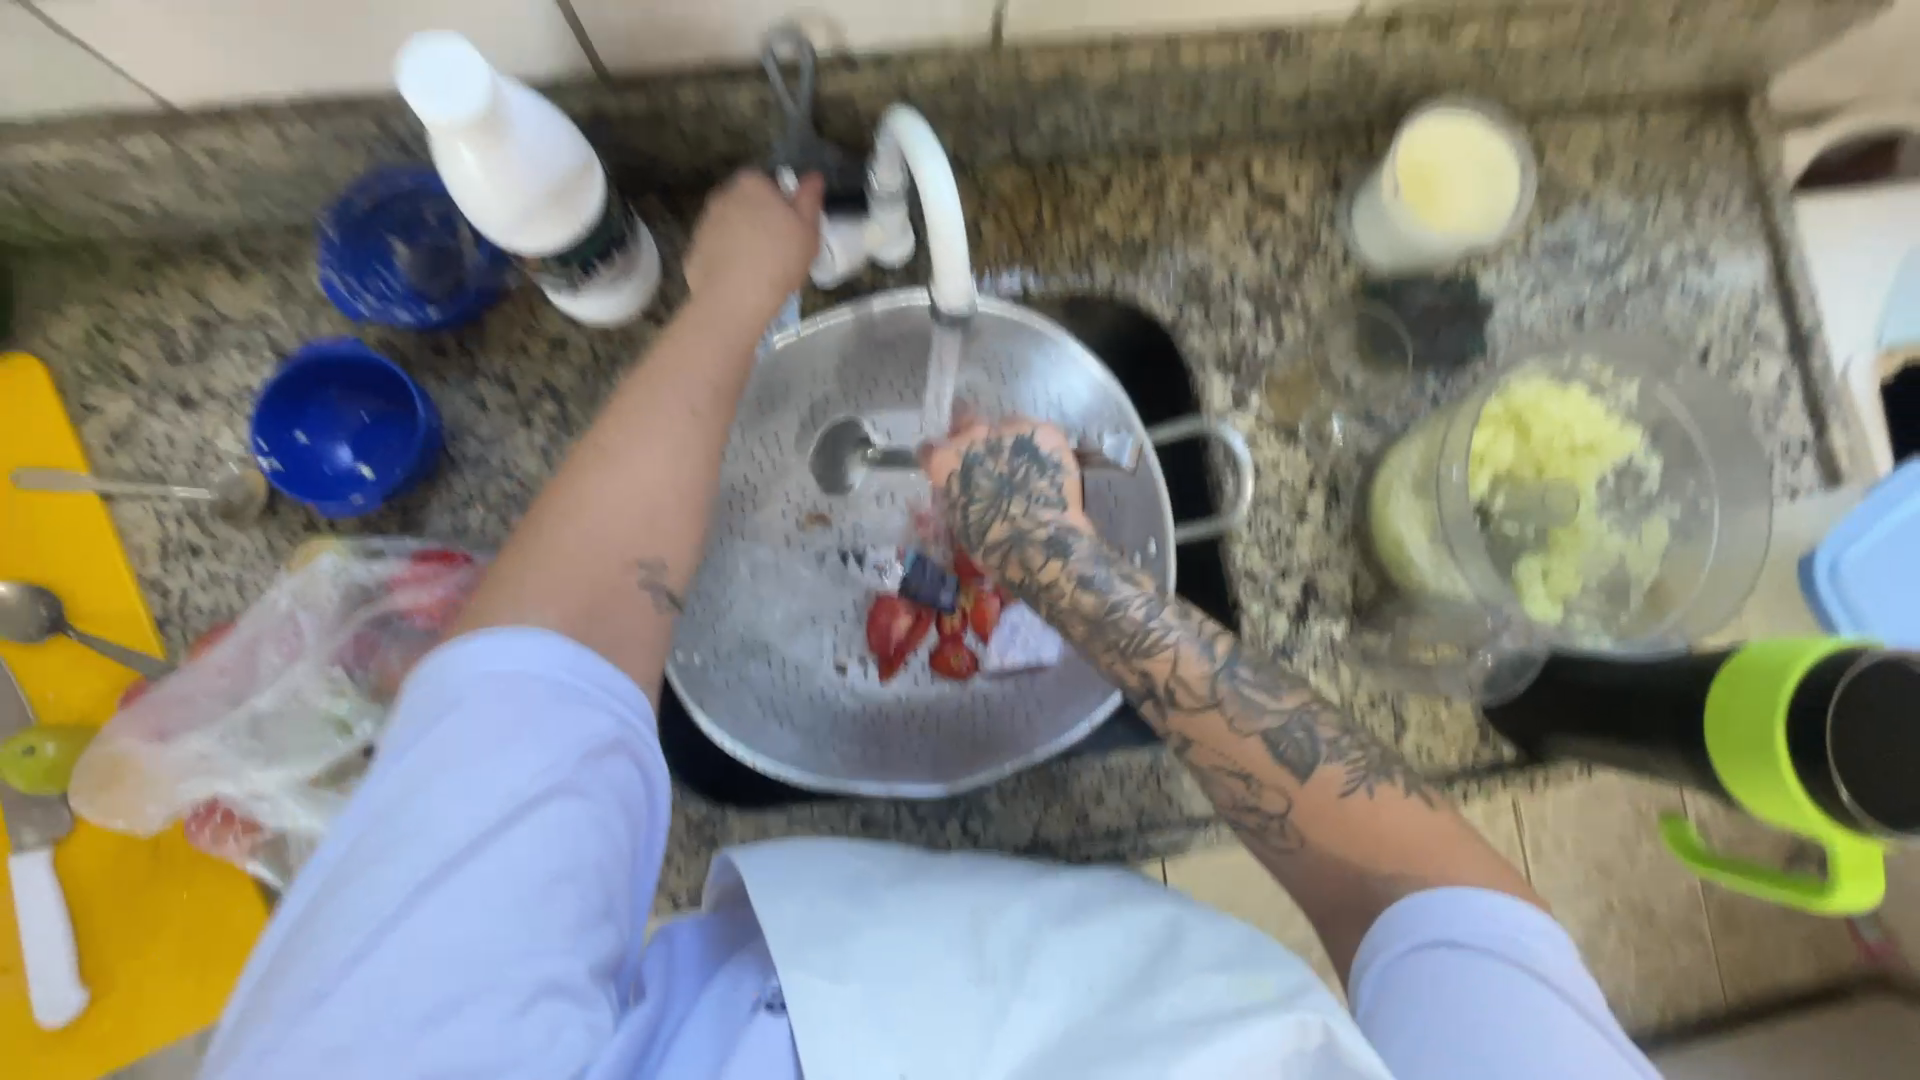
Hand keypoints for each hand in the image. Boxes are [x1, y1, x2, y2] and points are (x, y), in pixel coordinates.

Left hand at [683, 170, 824, 316]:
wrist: (734, 297)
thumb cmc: (779, 259)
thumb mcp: (808, 229)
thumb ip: (810, 199)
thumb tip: (814, 176)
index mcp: (752, 182)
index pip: (769, 184)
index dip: (782, 206)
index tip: (792, 229)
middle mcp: (723, 194)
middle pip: (747, 204)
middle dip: (761, 220)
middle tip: (779, 250)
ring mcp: (704, 222)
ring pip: (731, 226)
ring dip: (743, 240)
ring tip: (760, 269)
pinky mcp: (694, 249)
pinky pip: (718, 249)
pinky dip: (727, 259)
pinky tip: (741, 279)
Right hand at [920, 417, 1091, 584]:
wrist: (1042, 544)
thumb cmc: (992, 546)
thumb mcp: (957, 523)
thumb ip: (952, 495)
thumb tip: (956, 491)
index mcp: (945, 460)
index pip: (930, 449)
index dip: (939, 460)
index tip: (948, 469)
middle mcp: (974, 435)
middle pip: (966, 421)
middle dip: (972, 438)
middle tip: (985, 459)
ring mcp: (1010, 429)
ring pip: (1005, 425)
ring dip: (1007, 442)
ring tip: (1021, 467)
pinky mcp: (1044, 431)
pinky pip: (1036, 433)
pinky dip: (1037, 448)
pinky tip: (1044, 468)